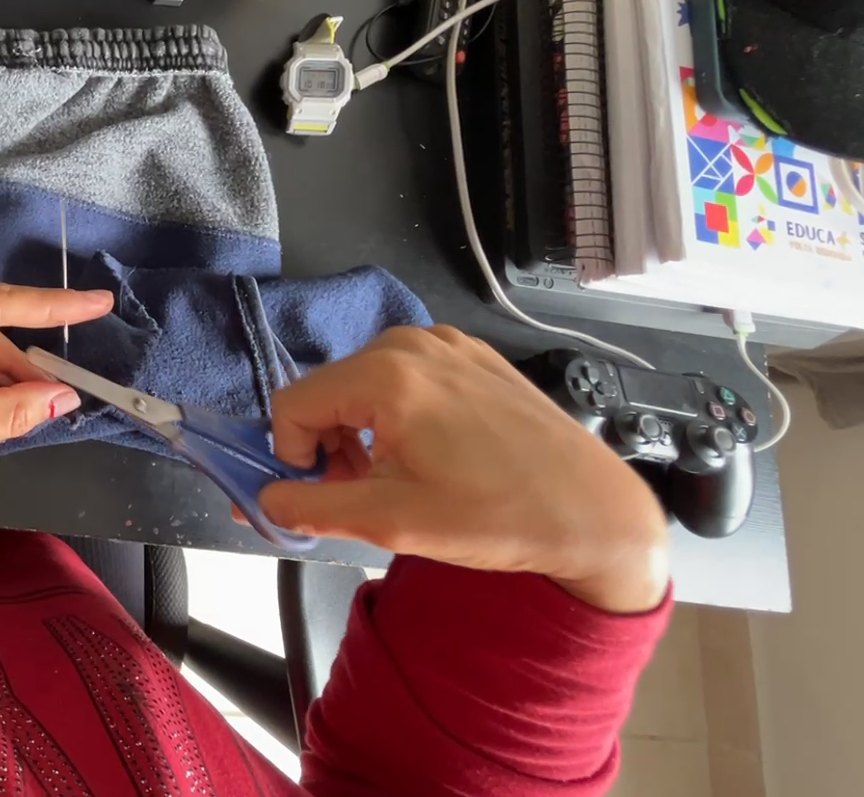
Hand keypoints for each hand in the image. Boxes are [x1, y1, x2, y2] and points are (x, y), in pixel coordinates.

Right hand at [257, 326, 669, 613]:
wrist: (602, 515)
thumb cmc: (496, 518)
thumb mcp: (389, 522)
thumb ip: (308, 508)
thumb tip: (262, 501)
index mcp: (384, 374)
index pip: (291, 404)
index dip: (293, 453)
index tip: (328, 489)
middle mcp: (407, 342)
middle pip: (324, 391)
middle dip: (329, 443)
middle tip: (366, 488)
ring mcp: (442, 341)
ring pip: (358, 382)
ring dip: (359, 429)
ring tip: (399, 471)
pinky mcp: (468, 351)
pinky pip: (399, 374)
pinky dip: (394, 411)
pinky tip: (430, 446)